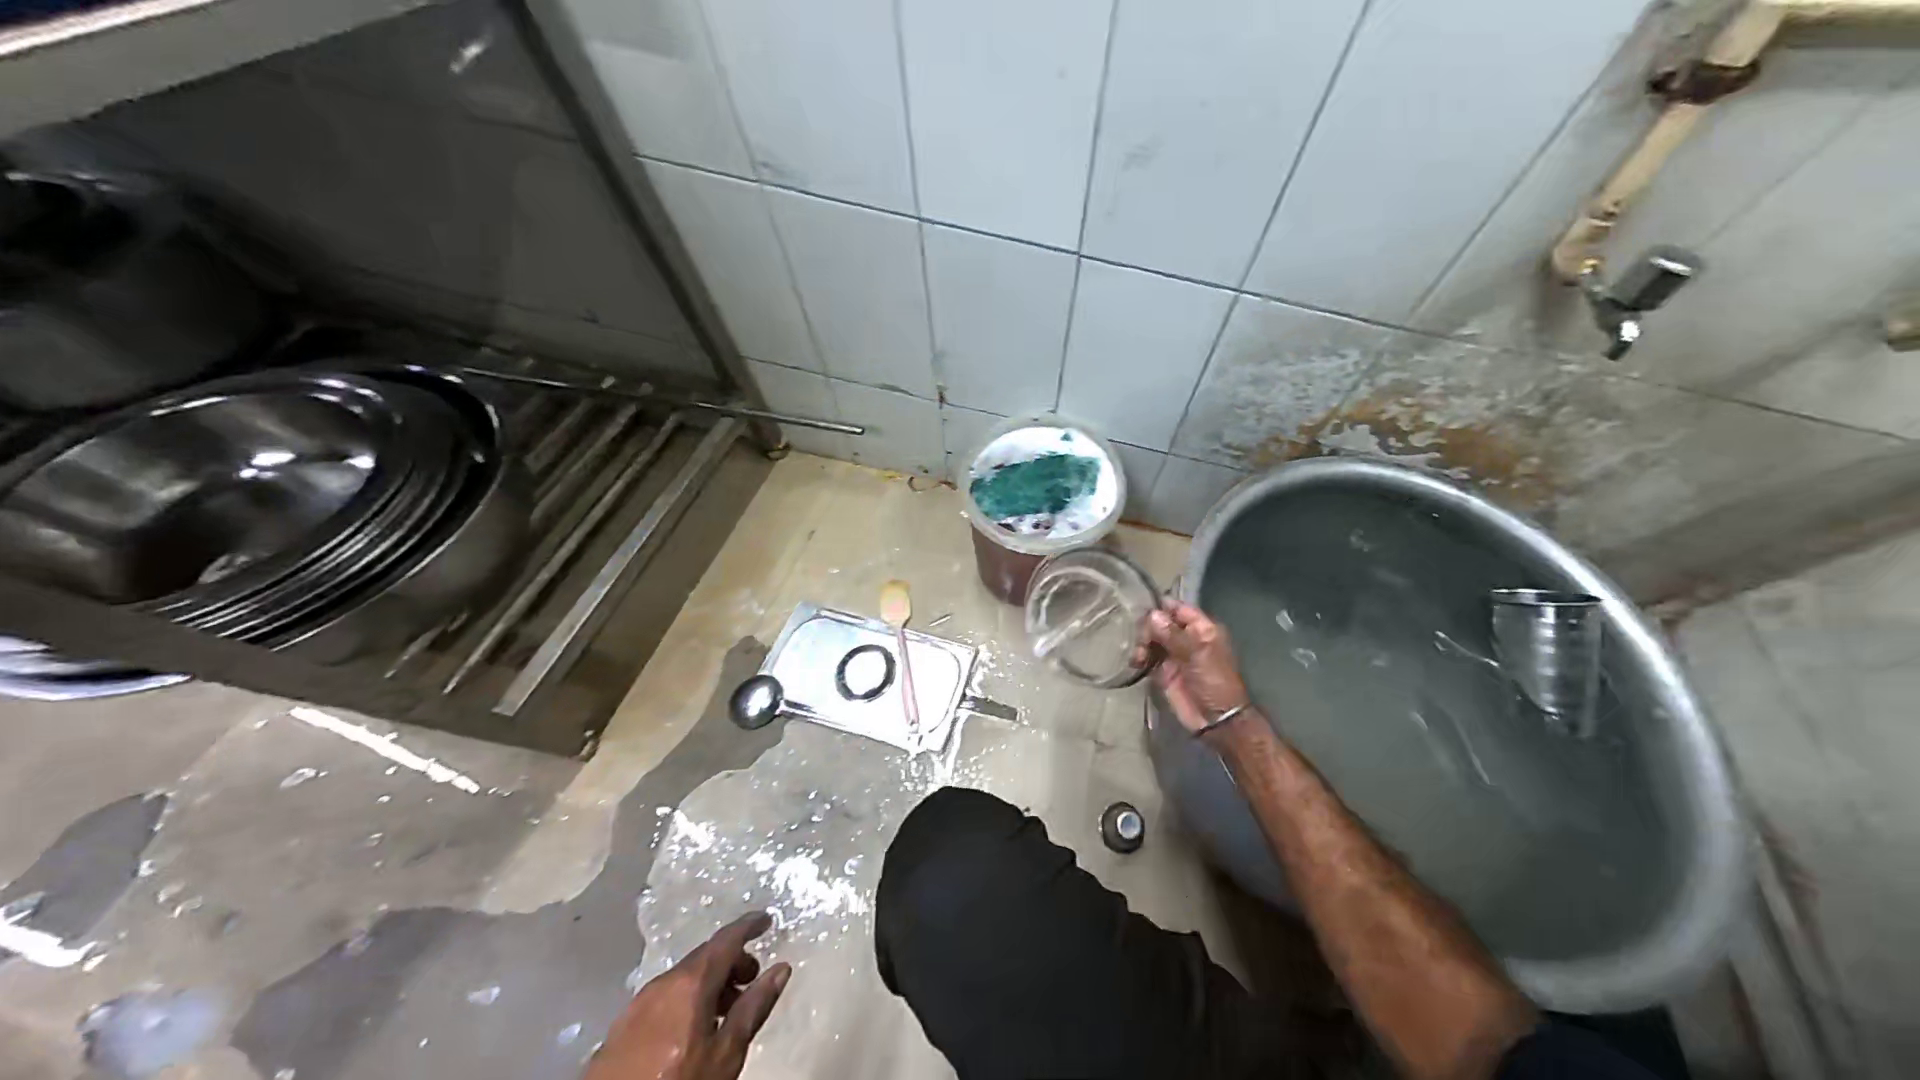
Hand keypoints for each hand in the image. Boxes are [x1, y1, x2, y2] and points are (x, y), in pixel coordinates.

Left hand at [584, 911, 790, 1079]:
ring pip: (684, 978)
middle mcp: (662, 983)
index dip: (749, 926)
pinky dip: (688, 999)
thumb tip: (781, 968)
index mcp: (689, 983)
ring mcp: (638, 1004)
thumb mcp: (726, 1055)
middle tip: (751, 981)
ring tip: (726, 1012)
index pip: (725, 940)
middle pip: (704, 957)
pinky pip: (665, 997)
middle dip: (732, 960)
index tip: (767, 920)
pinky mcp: (622, 1027)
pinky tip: (693, 1029)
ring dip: (710, 982)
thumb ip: (753, 1008)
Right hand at [1140, 601, 1251, 733]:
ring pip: (1151, 639)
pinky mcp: (1162, 671)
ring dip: (1142, 644)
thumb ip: (1174, 635)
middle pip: (1161, 622)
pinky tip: (1137, 662)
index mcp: (1201, 629)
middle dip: (1148, 628)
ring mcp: (1173, 654)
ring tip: (1139, 656)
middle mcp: (1186, 638)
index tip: (1143, 608)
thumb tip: (1152, 615)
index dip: (1162, 607)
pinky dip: (1139, 657)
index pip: (1179, 609)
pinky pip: (1147, 657)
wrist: (1214, 719)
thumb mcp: (1198, 655)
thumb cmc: (1214, 682)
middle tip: (1143, 640)